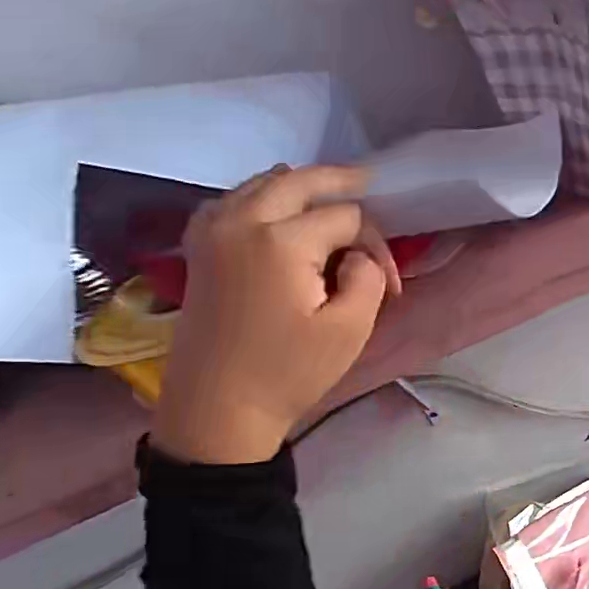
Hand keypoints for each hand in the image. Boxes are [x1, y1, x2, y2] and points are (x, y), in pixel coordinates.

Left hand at [150, 165, 400, 464]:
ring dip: (300, 187)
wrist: (219, 407)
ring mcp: (212, 230)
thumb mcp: (350, 330)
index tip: (389, 283)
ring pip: (263, 183)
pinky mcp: (198, 247)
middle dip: (339, 182)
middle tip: (368, 182)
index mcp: (282, 241)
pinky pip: (233, 200)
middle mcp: (242, 220)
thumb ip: (368, 278)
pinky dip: (261, 197)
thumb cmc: (289, 372)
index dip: (376, 243)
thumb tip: (359, 255)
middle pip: (299, 181)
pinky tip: (276, 215)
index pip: (346, 218)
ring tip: (328, 203)